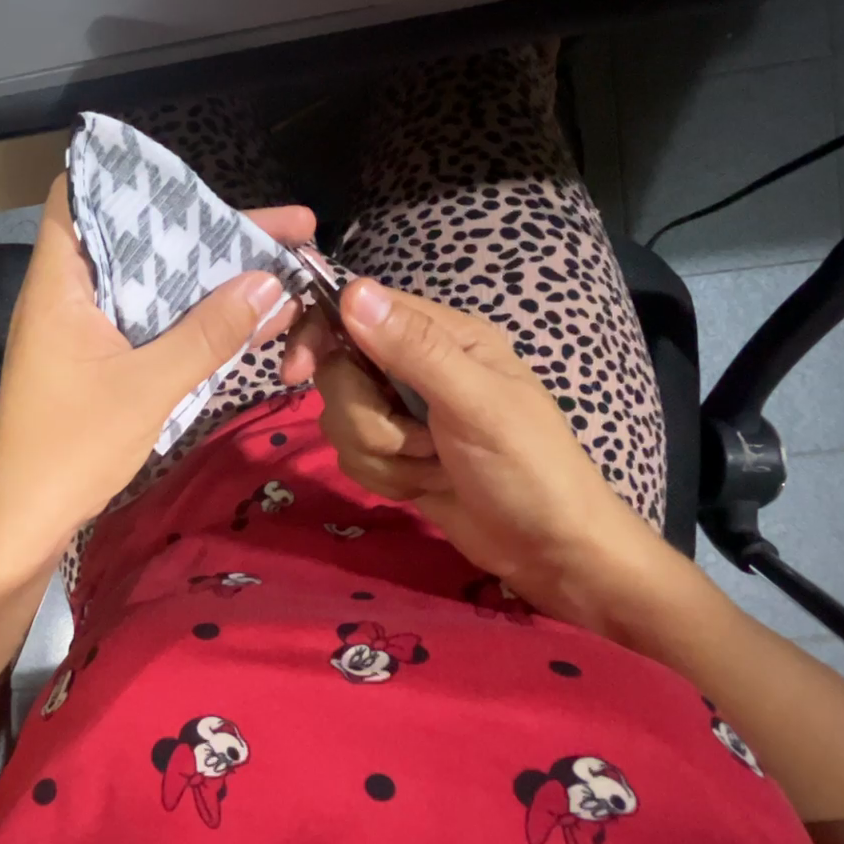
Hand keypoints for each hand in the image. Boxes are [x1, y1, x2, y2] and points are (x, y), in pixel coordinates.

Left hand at [0, 176, 311, 565]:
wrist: (26, 519)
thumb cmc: (72, 447)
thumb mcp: (148, 388)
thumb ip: (209, 334)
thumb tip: (270, 283)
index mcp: (60, 283)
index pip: (80, 195)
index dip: (131, 174)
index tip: (196, 178)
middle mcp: (67, 294)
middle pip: (135, 238)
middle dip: (202, 230)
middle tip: (274, 227)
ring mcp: (80, 329)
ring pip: (147, 282)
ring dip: (203, 276)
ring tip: (274, 265)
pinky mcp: (94, 360)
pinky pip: (146, 319)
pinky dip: (187, 314)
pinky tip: (237, 315)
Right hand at [283, 279, 658, 620]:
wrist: (549, 552)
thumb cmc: (529, 468)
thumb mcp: (476, 404)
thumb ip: (414, 348)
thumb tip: (352, 291)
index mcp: (443, 336)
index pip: (357, 309)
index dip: (320, 334)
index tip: (294, 370)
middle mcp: (416, 366)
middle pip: (338, 372)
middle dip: (366, 417)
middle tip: (414, 440)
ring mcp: (402, 412)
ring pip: (340, 419)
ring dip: (381, 454)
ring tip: (432, 467)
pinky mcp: (394, 453)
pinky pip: (352, 455)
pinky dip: (384, 477)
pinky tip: (424, 486)